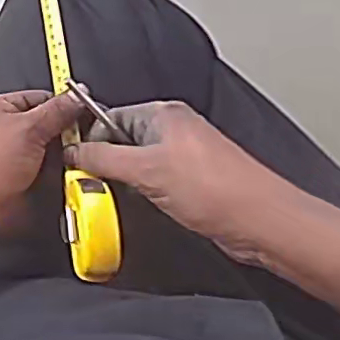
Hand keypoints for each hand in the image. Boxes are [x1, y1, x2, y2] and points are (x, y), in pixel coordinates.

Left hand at [0, 90, 85, 213]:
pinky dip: (62, 172)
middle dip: (67, 133)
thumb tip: (77, 97)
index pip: (42, 97)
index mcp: (2, 108)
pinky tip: (65, 175)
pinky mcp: (26, 175)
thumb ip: (56, 111)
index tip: (87, 112)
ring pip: (55, 148)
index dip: (65, 104)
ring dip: (66, 155)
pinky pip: (53, 168)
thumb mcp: (28, 129)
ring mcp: (18, 153)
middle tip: (77, 140)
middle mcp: (9, 129)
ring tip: (68, 160)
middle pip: (52, 123)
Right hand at [64, 100, 301, 261]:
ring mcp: (183, 154)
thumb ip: (100, 157)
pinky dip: (141, 190)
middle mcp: (174, 129)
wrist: (266, 226)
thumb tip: (74, 152)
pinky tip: (145, 202)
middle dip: (105, 161)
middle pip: (118, 138)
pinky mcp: (190, 179)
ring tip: (124, 193)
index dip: (88, 139)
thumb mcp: (143, 170)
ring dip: (123, 179)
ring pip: (134, 161)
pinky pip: (151, 178)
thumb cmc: (219, 191)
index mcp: (163, 113)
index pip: (106, 116)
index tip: (76, 159)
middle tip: (96, 180)